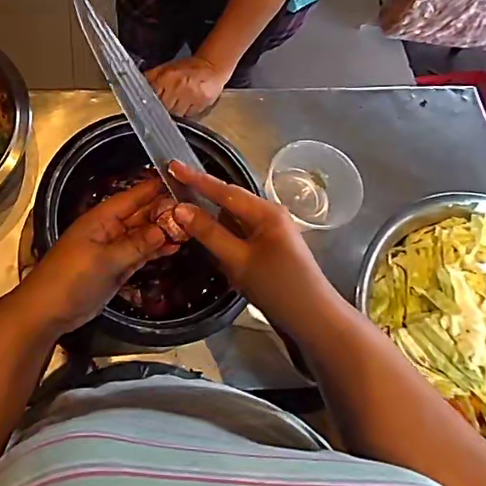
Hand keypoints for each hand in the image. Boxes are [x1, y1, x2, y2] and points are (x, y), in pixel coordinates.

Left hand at [17, 177, 182, 334]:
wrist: (47, 311)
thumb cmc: (69, 279)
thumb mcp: (104, 261)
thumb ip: (136, 245)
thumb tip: (164, 229)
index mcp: (102, 219)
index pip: (133, 197)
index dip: (156, 188)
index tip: (182, 182)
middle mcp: (110, 229)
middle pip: (142, 214)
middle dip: (166, 211)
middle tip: (196, 209)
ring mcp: (114, 249)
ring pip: (144, 234)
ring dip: (164, 231)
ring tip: (192, 227)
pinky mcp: (117, 267)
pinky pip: (141, 253)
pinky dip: (156, 250)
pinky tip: (175, 247)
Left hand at [146, 56, 229, 117]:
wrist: (211, 66)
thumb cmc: (187, 68)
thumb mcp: (165, 68)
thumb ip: (150, 77)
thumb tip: (137, 85)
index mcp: (166, 77)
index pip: (152, 97)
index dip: (151, 102)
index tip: (151, 104)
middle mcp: (178, 87)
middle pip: (163, 108)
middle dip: (164, 107)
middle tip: (169, 101)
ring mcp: (191, 96)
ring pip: (176, 114)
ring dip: (176, 111)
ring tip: (180, 101)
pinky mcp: (202, 103)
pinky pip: (189, 115)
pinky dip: (187, 112)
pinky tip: (189, 103)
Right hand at [168, 162, 341, 323]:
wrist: (313, 319)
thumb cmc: (279, 287)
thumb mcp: (238, 261)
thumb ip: (209, 233)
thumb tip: (181, 210)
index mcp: (266, 212)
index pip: (224, 190)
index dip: (196, 179)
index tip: (172, 166)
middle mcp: (270, 215)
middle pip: (229, 201)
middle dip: (202, 197)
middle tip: (172, 192)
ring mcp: (271, 232)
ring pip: (233, 219)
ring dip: (212, 220)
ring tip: (183, 218)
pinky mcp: (269, 249)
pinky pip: (240, 235)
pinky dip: (223, 237)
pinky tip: (209, 244)